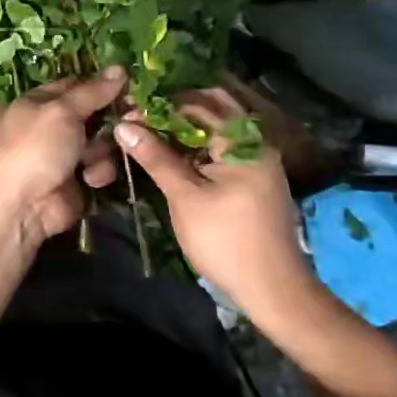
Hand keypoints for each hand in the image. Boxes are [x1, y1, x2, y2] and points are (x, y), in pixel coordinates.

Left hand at [0, 68, 126, 244]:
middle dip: (113, 119)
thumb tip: (119, 67)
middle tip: (135, 118)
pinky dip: (98, 171)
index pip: (78, 84)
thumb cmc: (37, 148)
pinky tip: (89, 179)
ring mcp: (68, 151)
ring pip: (104, 141)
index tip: (132, 85)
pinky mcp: (80, 177)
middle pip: (95, 113)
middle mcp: (55, 124)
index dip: (103, 84)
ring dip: (102, 150)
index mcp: (42, 101)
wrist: (24, 204)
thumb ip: (92, 92)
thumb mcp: (62, 112)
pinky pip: (102, 166)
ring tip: (91, 159)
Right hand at [114, 89, 319, 317]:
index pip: (195, 104)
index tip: (125, 115)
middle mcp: (254, 143)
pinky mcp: (250, 178)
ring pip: (214, 127)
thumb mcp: (185, 197)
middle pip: (211, 107)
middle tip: (138, 116)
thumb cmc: (227, 241)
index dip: (157, 106)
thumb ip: (155, 157)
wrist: (274, 292)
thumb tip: (122, 125)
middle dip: (173, 108)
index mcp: (242, 143)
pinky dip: (194, 144)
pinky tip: (169, 154)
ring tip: (146, 133)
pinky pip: (219, 147)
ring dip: (181, 126)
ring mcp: (255, 160)